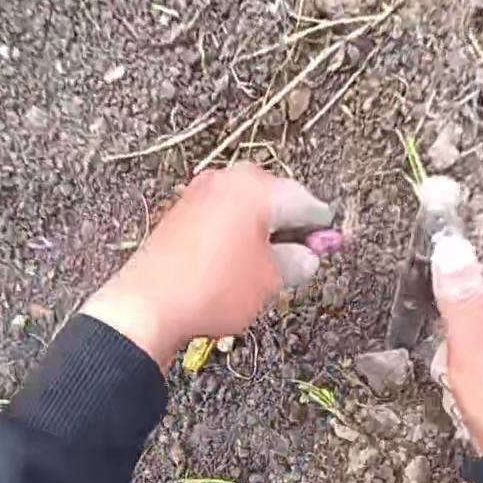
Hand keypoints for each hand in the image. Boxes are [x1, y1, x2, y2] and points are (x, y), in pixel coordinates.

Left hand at [82, 163, 332, 370]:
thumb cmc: (215, 288)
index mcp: (257, 188)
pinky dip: (239, 235)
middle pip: (276, 200)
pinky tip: (239, 265)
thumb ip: (298, 262)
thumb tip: (308, 257)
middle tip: (300, 261)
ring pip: (249, 209)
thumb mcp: (270, 280)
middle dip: (291, 229)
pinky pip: (224, 217)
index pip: (305, 202)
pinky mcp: (183, 211)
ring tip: (267, 270)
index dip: (322, 229)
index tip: (332, 245)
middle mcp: (229, 179)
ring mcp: (201, 192)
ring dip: (265, 233)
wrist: (149, 304)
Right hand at [431, 234, 482, 454]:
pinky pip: (479, 365)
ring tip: (469, 384)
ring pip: (471, 344)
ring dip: (460, 364)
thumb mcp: (470, 339)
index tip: (454, 339)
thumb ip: (458, 294)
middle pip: (469, 317)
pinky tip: (474, 395)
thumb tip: (450, 247)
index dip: (453, 316)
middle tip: (463, 366)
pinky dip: (469, 380)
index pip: (472, 289)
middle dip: (456, 344)